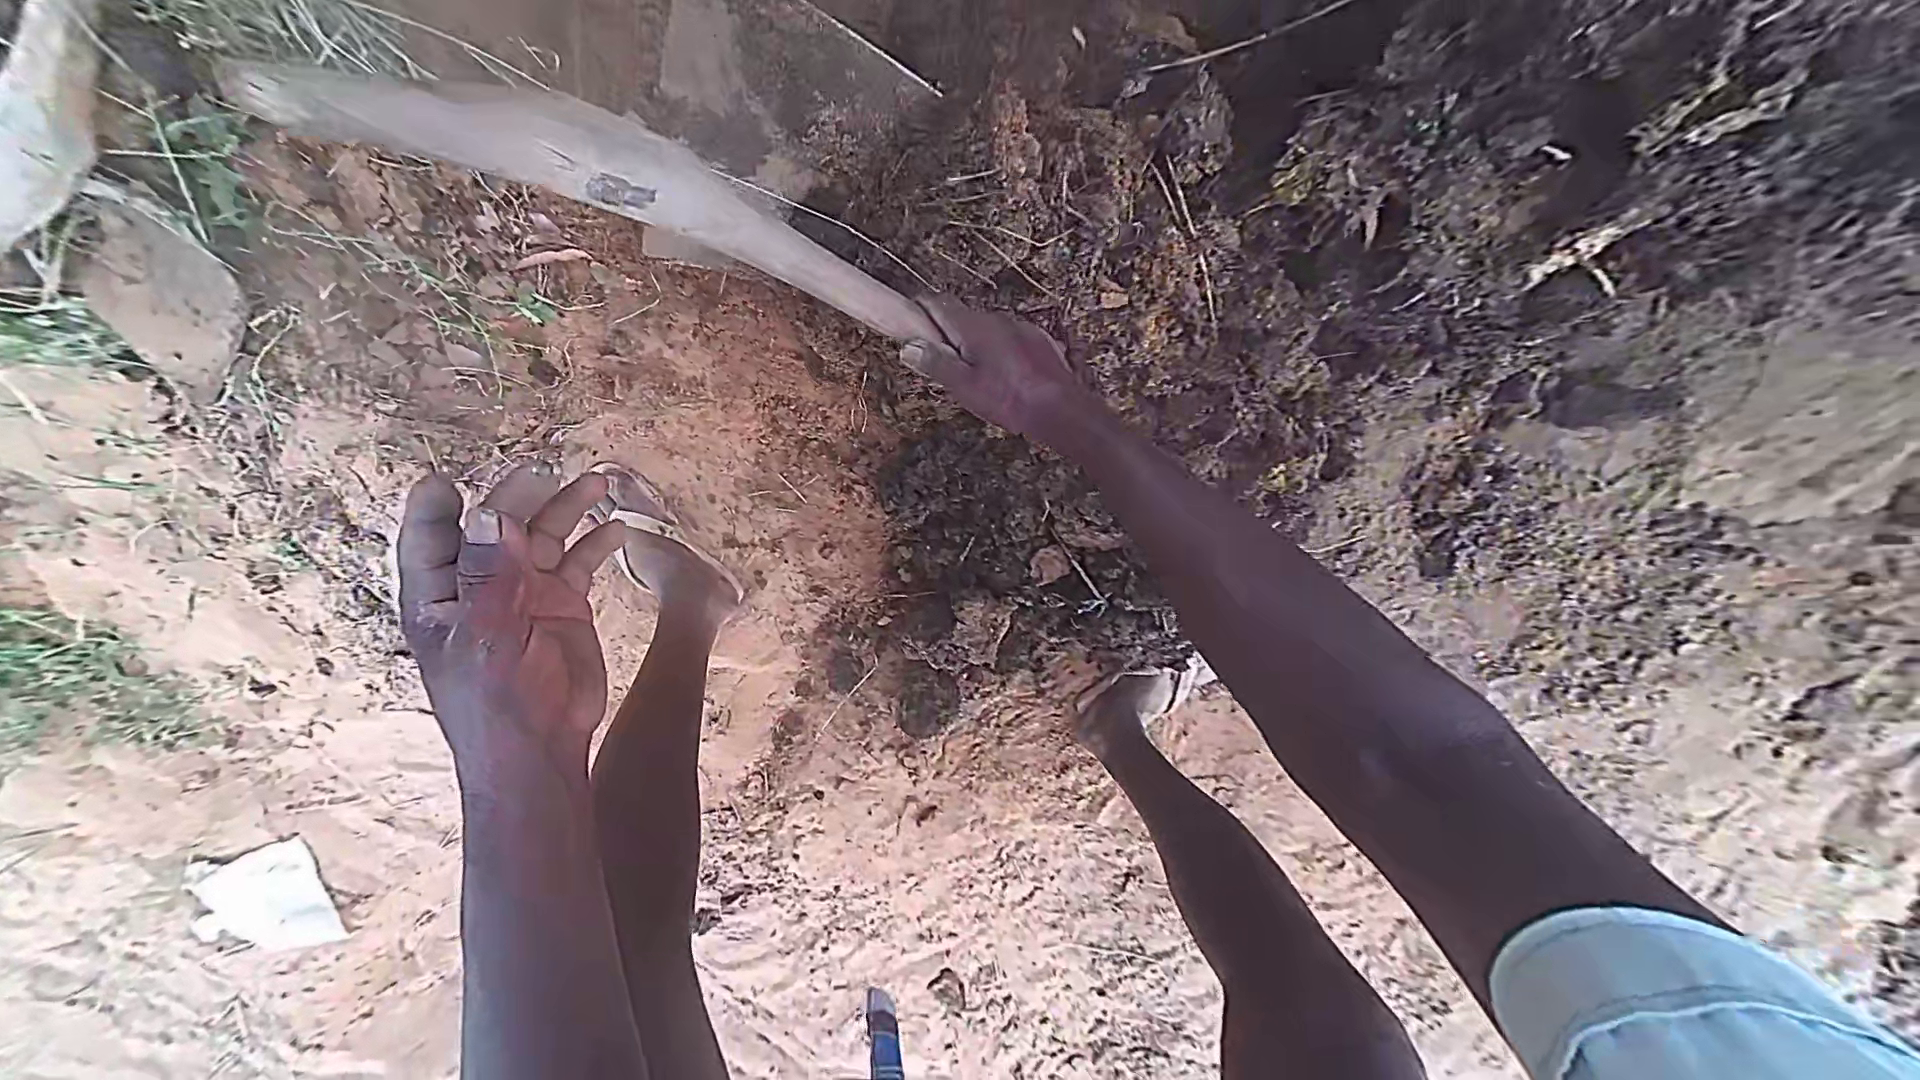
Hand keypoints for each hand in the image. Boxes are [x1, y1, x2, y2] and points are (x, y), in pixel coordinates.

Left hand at [397, 464, 629, 770]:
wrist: (543, 744)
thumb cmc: (498, 701)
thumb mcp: (487, 636)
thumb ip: (490, 573)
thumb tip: (487, 511)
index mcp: (443, 596)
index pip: (433, 540)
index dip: (435, 508)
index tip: (442, 479)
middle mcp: (484, 586)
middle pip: (500, 528)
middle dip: (521, 497)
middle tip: (546, 472)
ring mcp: (528, 593)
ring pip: (545, 538)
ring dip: (568, 510)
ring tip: (595, 484)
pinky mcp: (566, 605)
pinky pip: (580, 563)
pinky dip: (597, 544)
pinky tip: (615, 529)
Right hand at [900, 295, 1103, 444]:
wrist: (1060, 409)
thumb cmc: (1009, 399)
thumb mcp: (964, 387)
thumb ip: (936, 363)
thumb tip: (909, 346)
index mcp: (972, 326)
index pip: (937, 302)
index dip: (920, 310)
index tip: (910, 325)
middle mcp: (996, 318)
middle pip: (962, 317)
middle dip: (948, 335)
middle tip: (945, 366)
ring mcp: (1020, 326)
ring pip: (987, 329)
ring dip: (976, 345)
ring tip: (978, 378)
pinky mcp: (1038, 339)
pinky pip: (1009, 339)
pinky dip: (1000, 352)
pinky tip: (1005, 378)